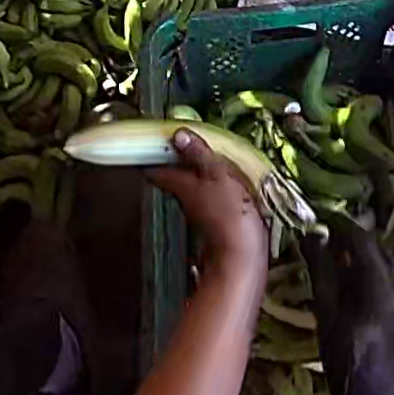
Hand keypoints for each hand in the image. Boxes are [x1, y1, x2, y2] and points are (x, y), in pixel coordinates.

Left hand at [146, 130, 266, 275]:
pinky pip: (210, 197)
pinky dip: (213, 186)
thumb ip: (199, 154)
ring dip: (196, 173)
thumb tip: (178, 134)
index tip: (150, 145)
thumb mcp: (216, 174)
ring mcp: (201, 212)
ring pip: (192, 187)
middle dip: (176, 162)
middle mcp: (186, 199)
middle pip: (174, 178)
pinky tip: (226, 181)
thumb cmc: (228, 213)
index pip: (156, 171)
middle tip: (181, 145)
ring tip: (206, 157)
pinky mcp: (217, 222)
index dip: (151, 158)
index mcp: (181, 184)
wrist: (243, 260)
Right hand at [301, 216, 393, 394]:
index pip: (360, 237)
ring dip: (376, 265)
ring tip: (355, 276)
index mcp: (381, 286)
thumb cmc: (354, 376)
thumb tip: (313, 236)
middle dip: (356, 246)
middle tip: (334, 251)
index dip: (340, 225)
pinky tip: (382, 303)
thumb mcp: (328, 324)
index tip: (323, 222)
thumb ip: (322, 274)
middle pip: (380, 251)